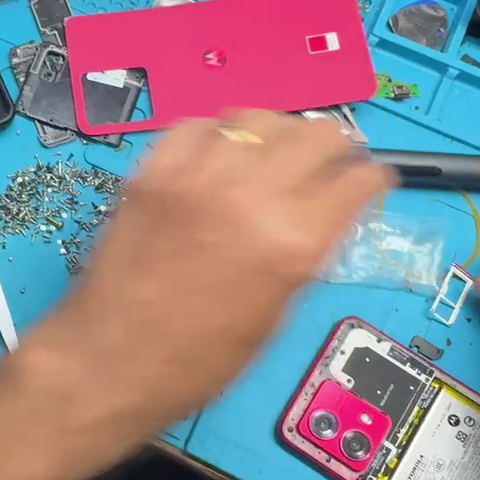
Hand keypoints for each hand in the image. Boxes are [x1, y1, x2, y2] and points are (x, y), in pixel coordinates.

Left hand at [15, 111, 391, 461]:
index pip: (358, 180)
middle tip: (324, 162)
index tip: (365, 183)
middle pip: (316, 134)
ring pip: (255, 118)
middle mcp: (250, 197)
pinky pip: (193, 127)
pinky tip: (217, 156)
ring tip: (271, 154)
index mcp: (293, 243)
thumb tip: (319, 218)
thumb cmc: (196, 362)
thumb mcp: (274, 317)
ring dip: (275, 132)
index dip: (369, 180)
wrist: (109, 361)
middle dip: (332, 146)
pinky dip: (214, 134)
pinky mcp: (150, 174)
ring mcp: (195, 179)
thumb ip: (303, 255)